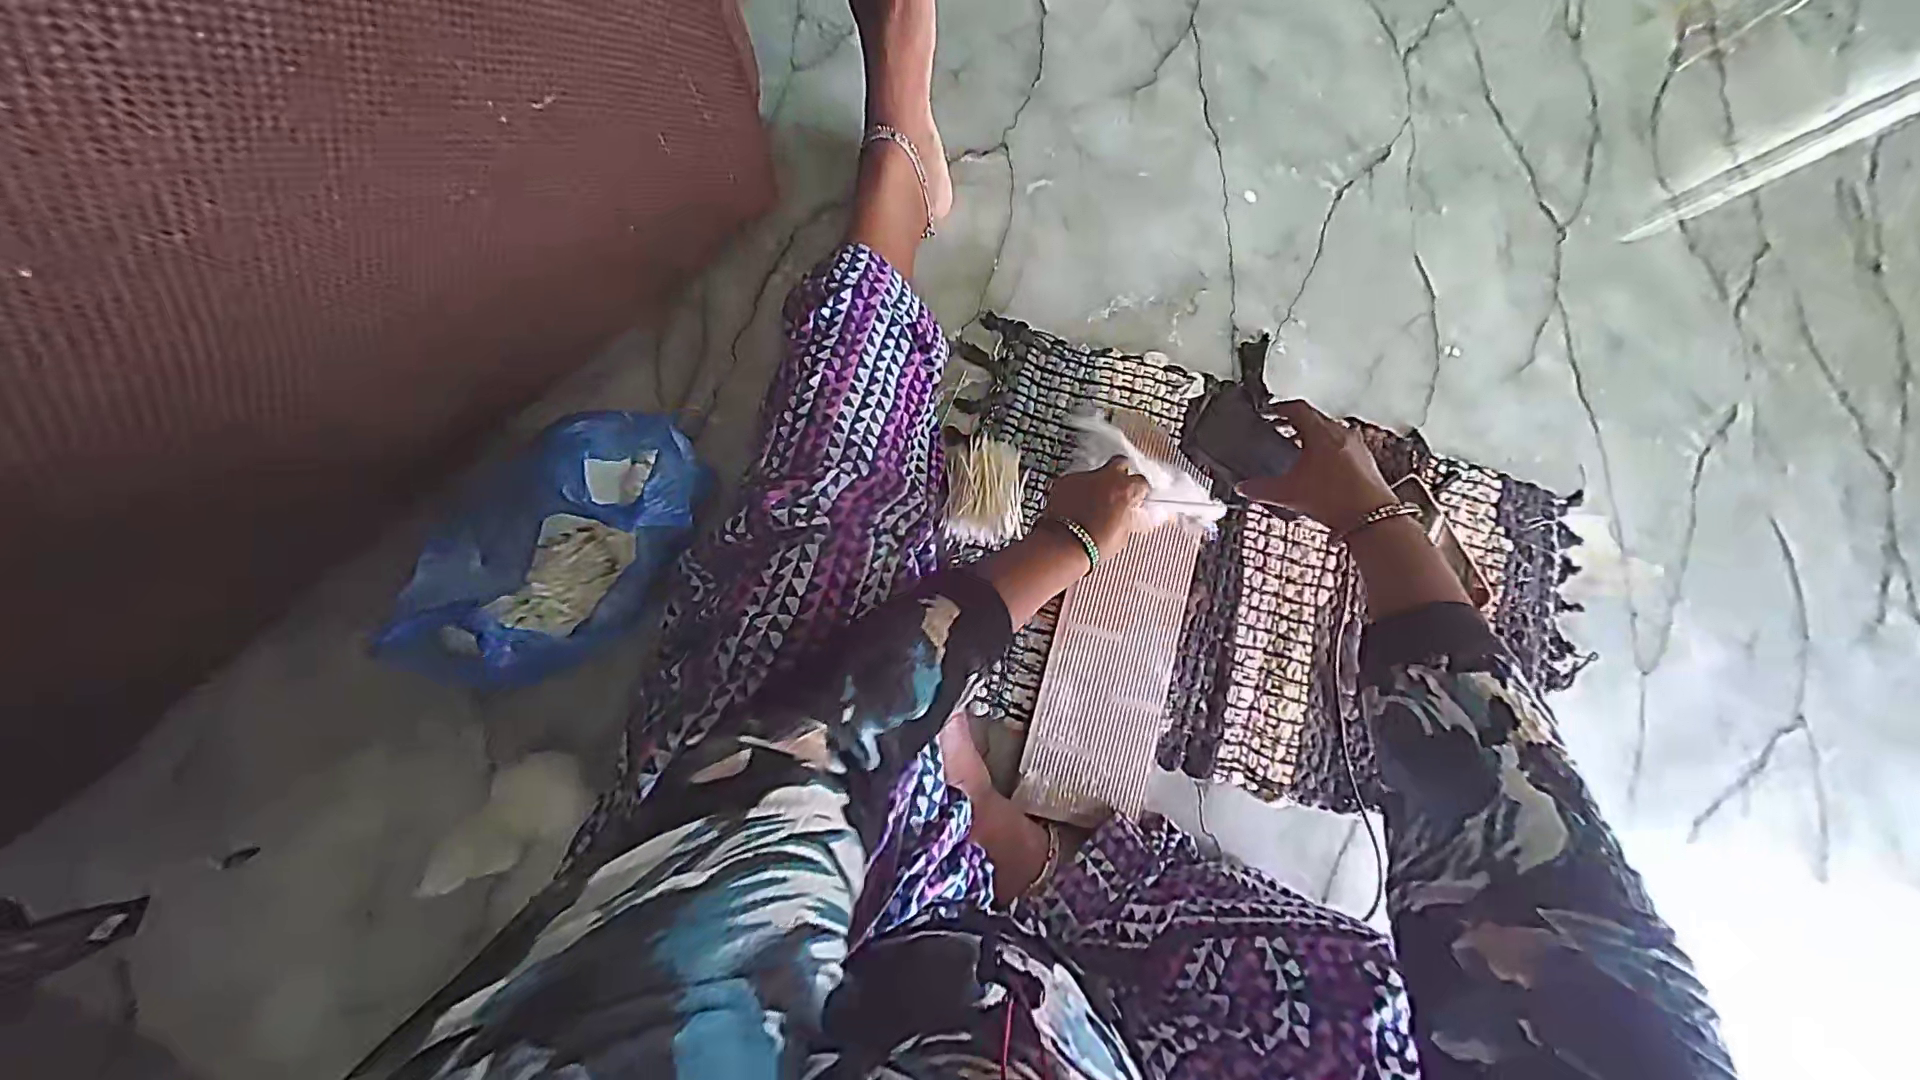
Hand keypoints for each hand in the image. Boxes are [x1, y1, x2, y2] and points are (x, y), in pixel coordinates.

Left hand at [1044, 457, 1150, 560]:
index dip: (1138, 491)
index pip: (1141, 482)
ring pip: (1094, 473)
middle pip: (1120, 463)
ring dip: (1095, 485)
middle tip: (1117, 489)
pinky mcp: (1064, 480)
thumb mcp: (1123, 534)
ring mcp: (1084, 476)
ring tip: (1090, 504)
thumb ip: (1128, 516)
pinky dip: (1076, 491)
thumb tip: (1127, 515)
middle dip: (1120, 474)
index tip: (1135, 498)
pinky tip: (1073, 507)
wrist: (1065, 544)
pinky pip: (1074, 482)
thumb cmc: (1095, 542)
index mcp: (1126, 489)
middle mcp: (1107, 477)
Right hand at [1235, 399, 1397, 534]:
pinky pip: (1342, 446)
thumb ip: (1260, 489)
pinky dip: (1327, 450)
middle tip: (1280, 429)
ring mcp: (1356, 447)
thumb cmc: (1336, 499)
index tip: (1271, 411)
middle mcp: (1342, 434)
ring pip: (1330, 432)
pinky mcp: (1365, 461)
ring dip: (1312, 436)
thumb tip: (1243, 487)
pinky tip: (1319, 469)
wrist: (1371, 518)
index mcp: (1321, 433)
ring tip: (1298, 450)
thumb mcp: (1287, 494)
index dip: (1280, 408)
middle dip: (1295, 423)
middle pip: (1315, 418)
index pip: (1298, 409)